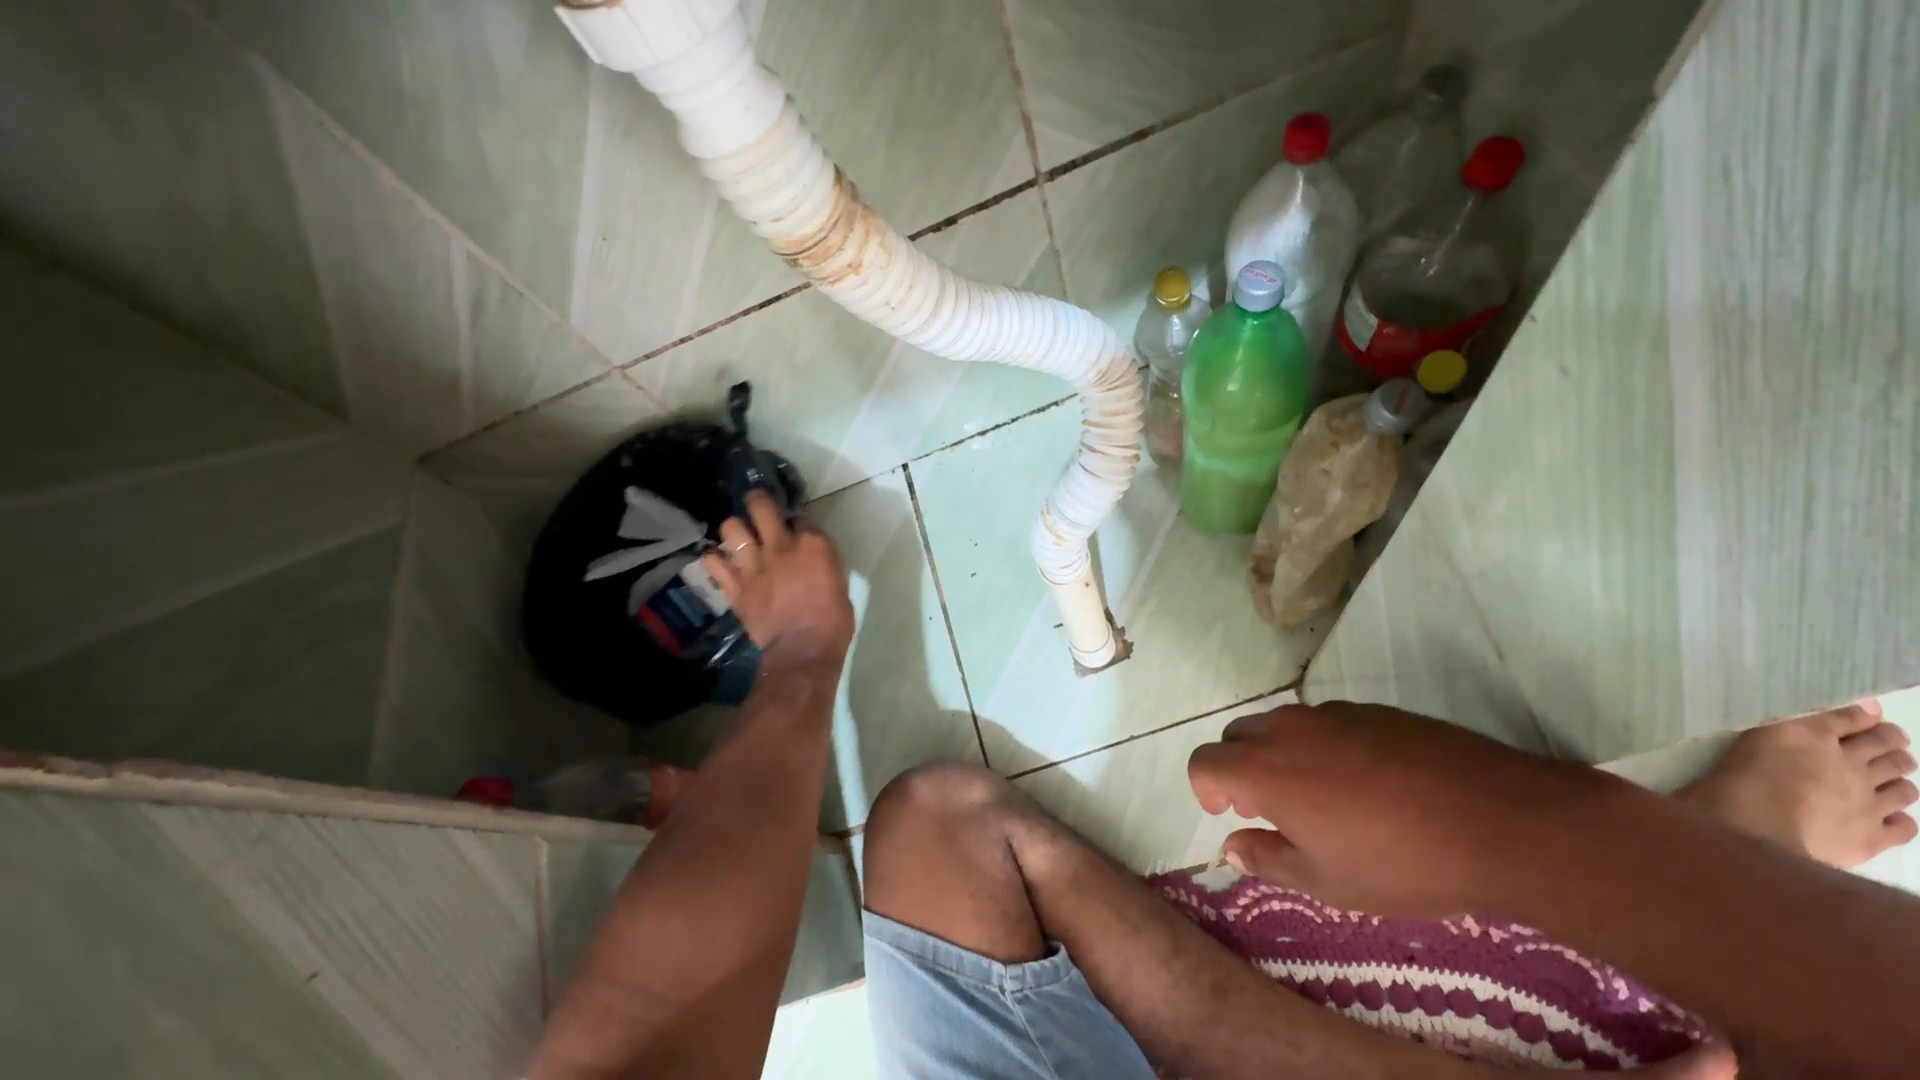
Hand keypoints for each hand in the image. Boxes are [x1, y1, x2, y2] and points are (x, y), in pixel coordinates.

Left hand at [699, 491, 853, 666]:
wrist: (803, 649)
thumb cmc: (833, 622)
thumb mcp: (838, 584)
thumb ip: (822, 565)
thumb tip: (812, 563)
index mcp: (814, 545)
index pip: (801, 518)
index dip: (797, 523)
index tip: (797, 531)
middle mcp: (781, 546)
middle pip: (761, 507)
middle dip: (758, 501)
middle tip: (757, 505)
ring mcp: (754, 564)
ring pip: (731, 527)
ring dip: (734, 529)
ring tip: (736, 538)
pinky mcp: (735, 585)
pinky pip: (713, 562)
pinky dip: (713, 559)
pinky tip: (717, 561)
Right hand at [1187, 700, 1625, 916]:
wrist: (1504, 822)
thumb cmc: (1402, 864)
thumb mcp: (1326, 883)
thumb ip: (1267, 860)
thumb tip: (1233, 845)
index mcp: (1266, 770)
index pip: (1204, 761)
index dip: (1206, 789)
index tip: (1231, 816)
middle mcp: (1290, 729)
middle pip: (1238, 735)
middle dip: (1239, 768)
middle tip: (1273, 810)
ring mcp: (1336, 714)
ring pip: (1282, 724)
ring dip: (1281, 755)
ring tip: (1322, 799)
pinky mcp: (1377, 710)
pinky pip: (1327, 722)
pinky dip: (1323, 746)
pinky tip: (1367, 784)